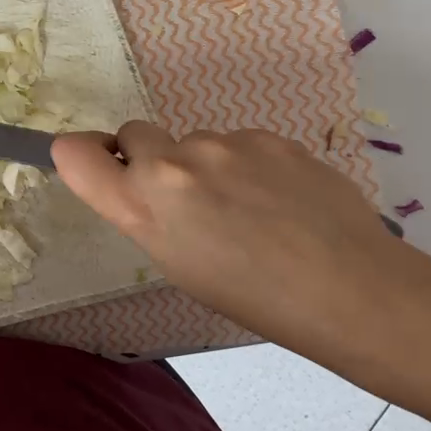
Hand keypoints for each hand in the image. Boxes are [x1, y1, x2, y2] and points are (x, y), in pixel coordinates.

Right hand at [52, 123, 400, 341]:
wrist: (357, 292)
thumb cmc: (254, 297)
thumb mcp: (175, 263)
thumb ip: (145, 211)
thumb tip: (141, 182)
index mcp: (141, 204)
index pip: (72, 152)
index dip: (83, 155)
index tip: (106, 171)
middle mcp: (172, 163)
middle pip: (134, 134)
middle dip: (150, 157)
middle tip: (190, 199)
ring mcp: (223, 143)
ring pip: (194, 140)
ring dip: (208, 164)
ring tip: (252, 208)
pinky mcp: (269, 136)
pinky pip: (240, 141)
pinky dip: (250, 164)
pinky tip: (282, 199)